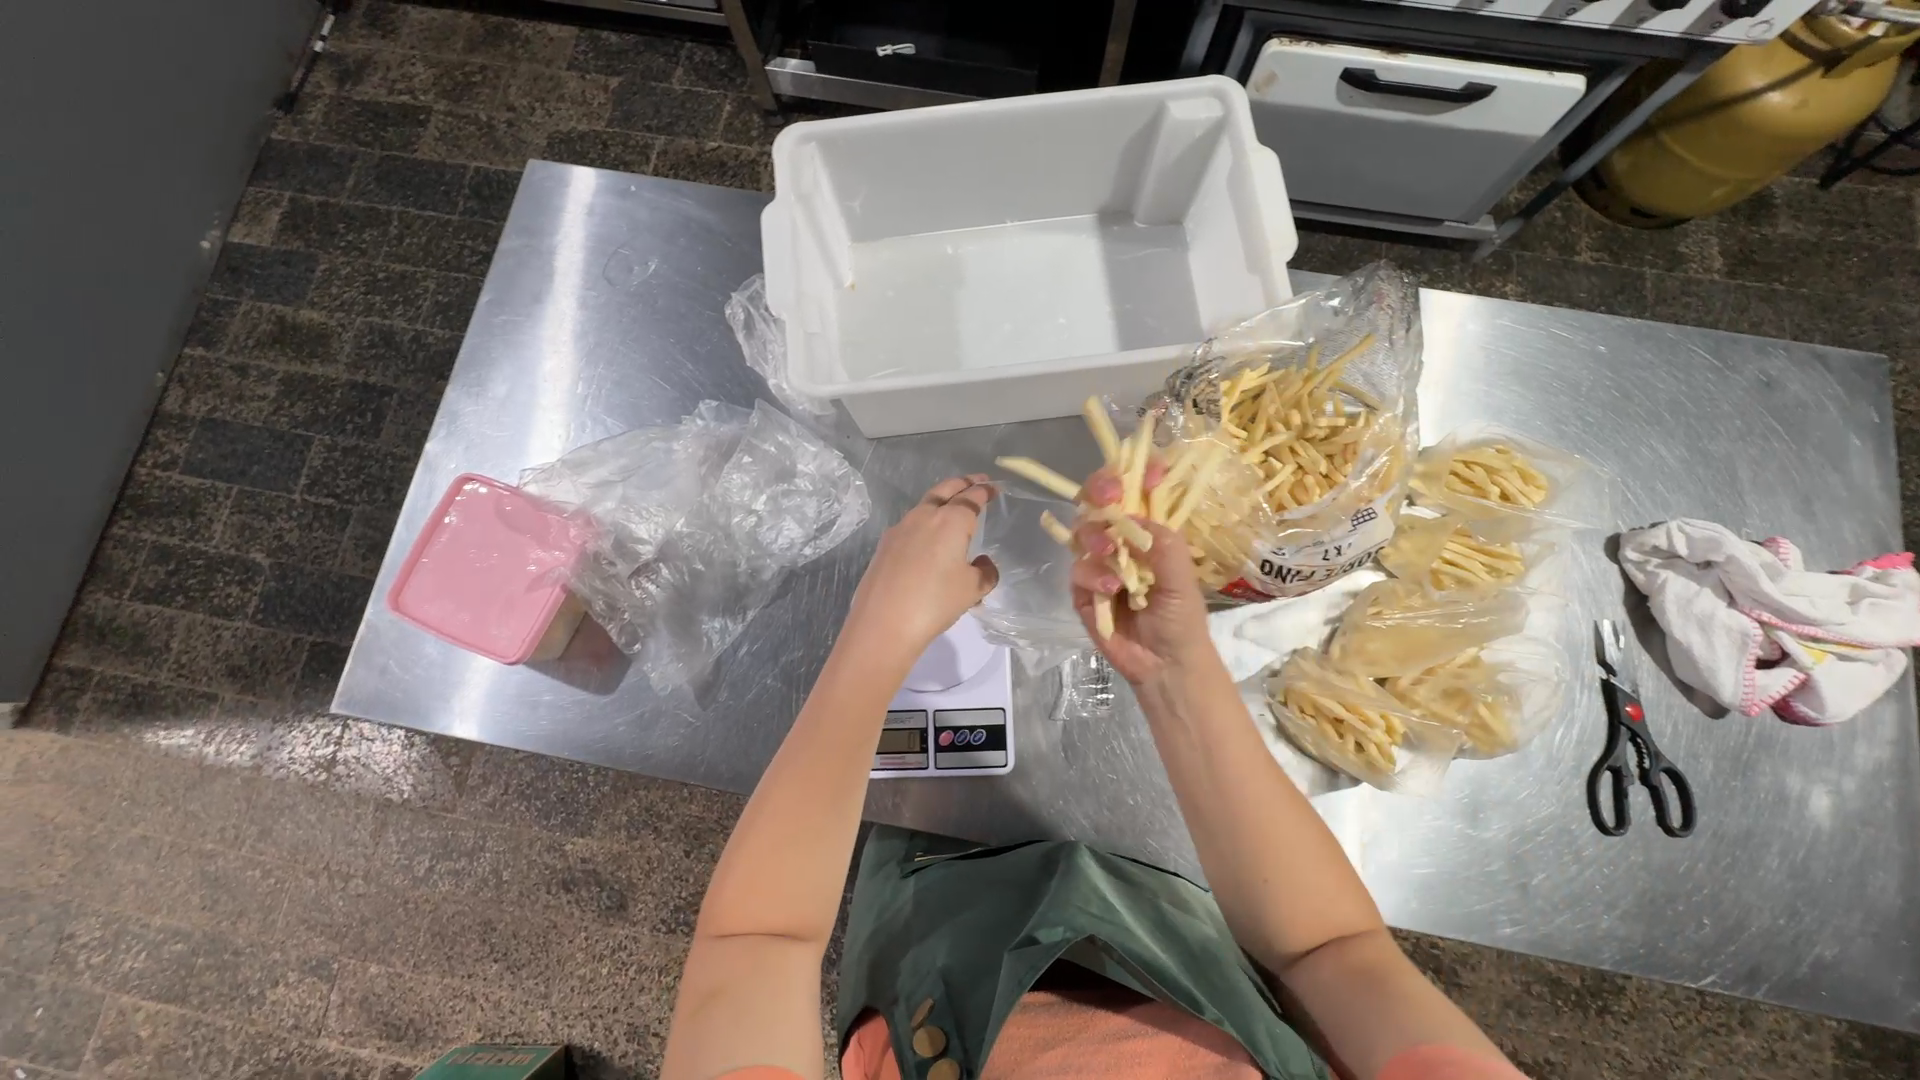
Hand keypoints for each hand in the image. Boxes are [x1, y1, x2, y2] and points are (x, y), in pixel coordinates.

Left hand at [842, 475, 1000, 662]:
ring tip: (952, 508)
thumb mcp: (972, 590)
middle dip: (962, 483)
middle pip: (945, 490)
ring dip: (941, 501)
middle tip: (976, 481)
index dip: (985, 491)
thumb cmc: (935, 602)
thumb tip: (983, 563)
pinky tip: (927, 539)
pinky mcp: (884, 545)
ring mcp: (900, 529)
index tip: (994, 488)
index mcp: (951, 521)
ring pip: (924, 505)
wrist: (883, 623)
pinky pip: (910, 525)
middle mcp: (924, 516)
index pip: (972, 497)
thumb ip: (985, 572)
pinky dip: (924, 522)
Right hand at [1070, 465, 1211, 685]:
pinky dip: (1093, 576)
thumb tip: (1132, 519)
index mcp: (1146, 534)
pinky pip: (1078, 572)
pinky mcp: (1083, 592)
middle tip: (1108, 495)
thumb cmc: (1182, 620)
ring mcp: (1098, 566)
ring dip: (1094, 536)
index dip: (1134, 476)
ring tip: (1109, 551)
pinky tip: (1111, 590)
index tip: (1146, 470)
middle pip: (1097, 505)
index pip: (1133, 494)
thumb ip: (1162, 544)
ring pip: (1083, 534)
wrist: (1167, 666)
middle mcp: (1119, 544)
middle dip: (1100, 492)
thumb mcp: (1182, 578)